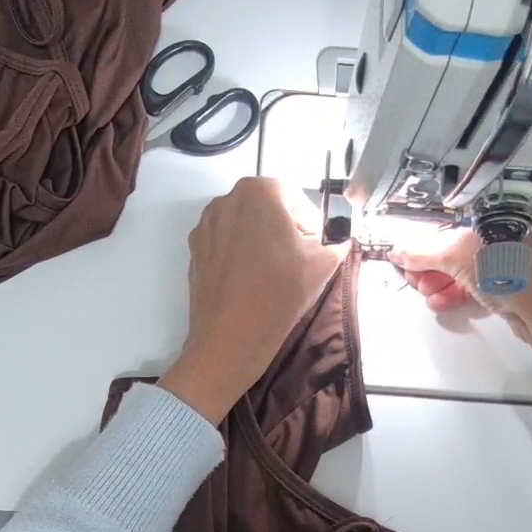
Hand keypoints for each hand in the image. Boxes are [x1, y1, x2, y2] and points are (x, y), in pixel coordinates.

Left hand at [161, 178, 348, 423]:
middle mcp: (226, 201)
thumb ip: (335, 243)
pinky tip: (249, 285)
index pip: (296, 197)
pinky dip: (239, 259)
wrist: (229, 340)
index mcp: (258, 192)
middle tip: (298, 261)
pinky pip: (225, 247)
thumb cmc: (279, 294)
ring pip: (243, 228)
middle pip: (266, 209)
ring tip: (273, 275)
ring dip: (261, 243)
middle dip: (284, 230)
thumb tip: (338, 241)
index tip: (317, 247)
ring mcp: (205, 227)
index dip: (311, 223)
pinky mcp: (194, 254)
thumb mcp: (322, 265)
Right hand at [392, 214, 531, 395]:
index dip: (431, 224)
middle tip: (412, 274)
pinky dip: (461, 287)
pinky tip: (439, 300)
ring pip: (473, 260)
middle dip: (433, 259)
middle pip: (464, 235)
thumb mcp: (462, 254)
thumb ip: (425, 251)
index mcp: (517, 198)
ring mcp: (525, 251)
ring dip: (442, 277)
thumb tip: (398, 250)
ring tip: (423, 291)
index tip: (410, 243)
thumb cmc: (518, 268)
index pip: (464, 204)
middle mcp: (524, 219)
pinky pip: (484, 277)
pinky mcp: (522, 279)